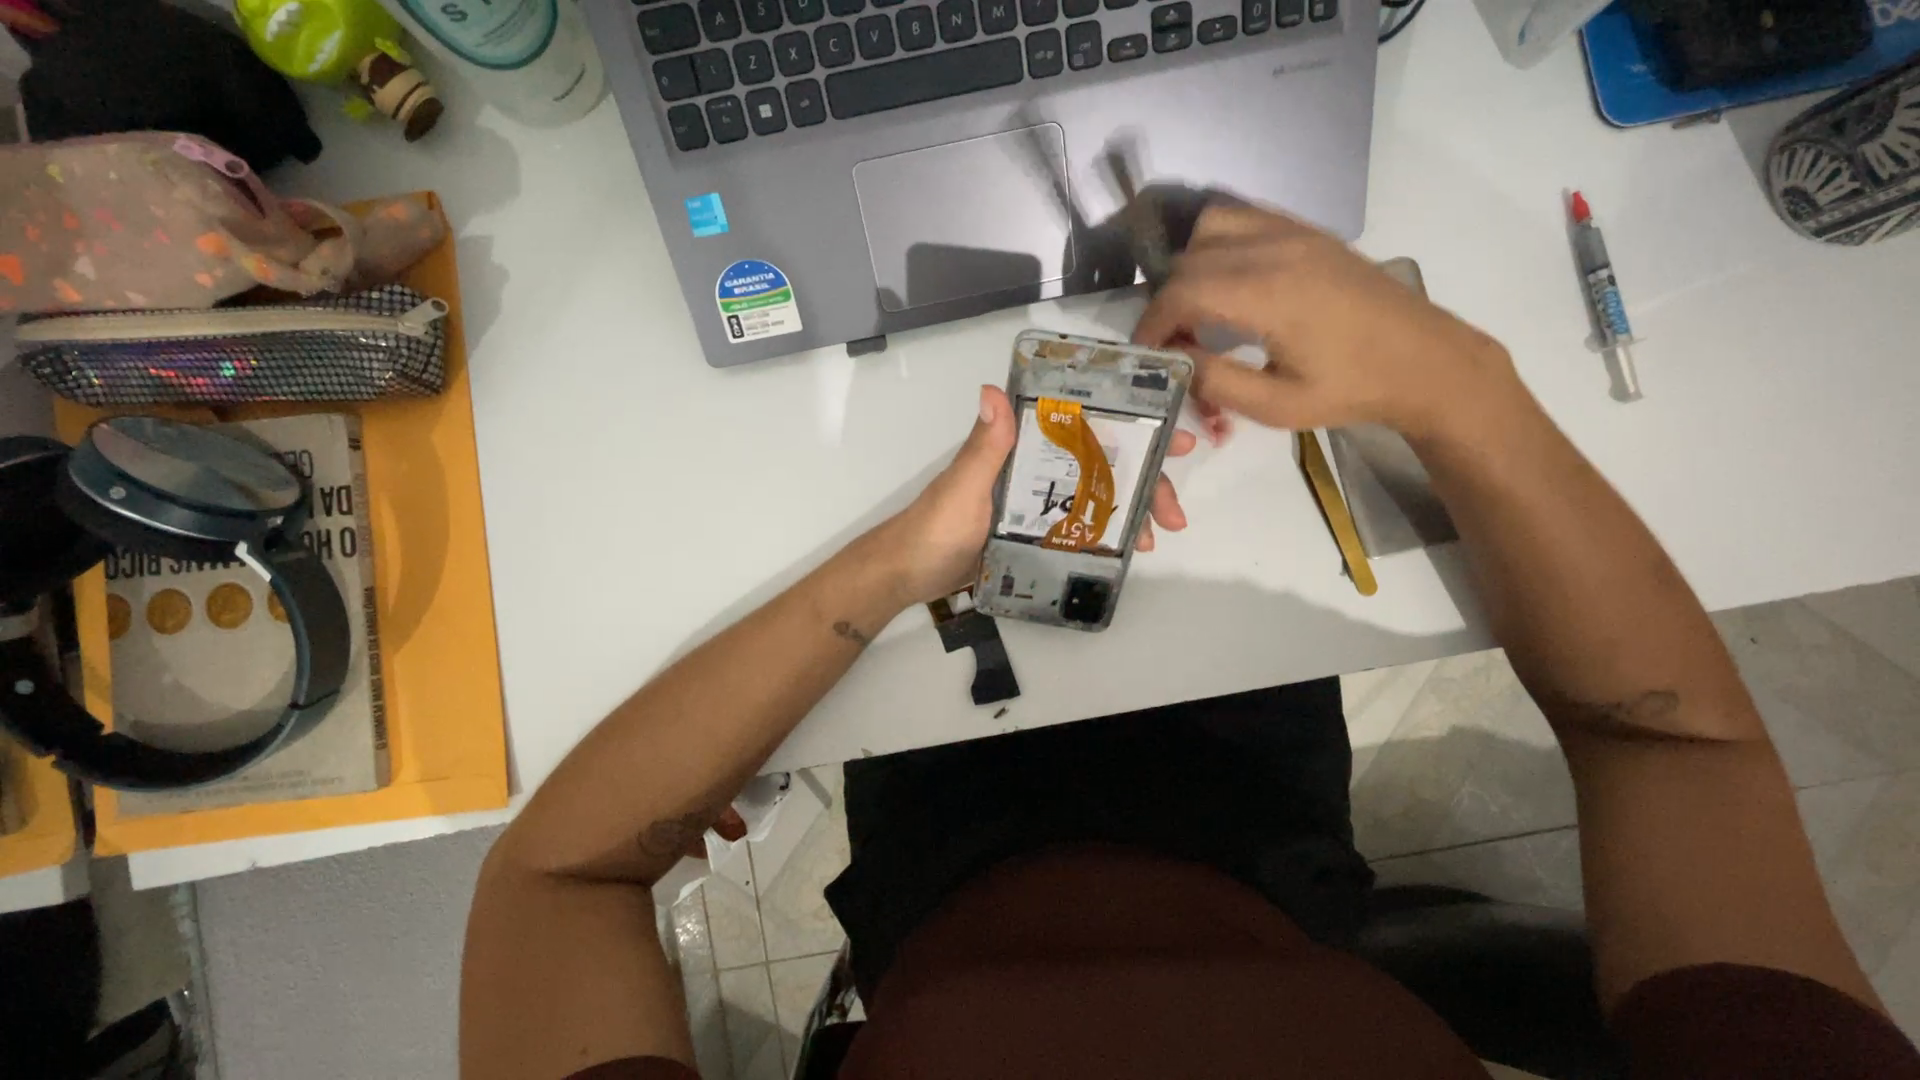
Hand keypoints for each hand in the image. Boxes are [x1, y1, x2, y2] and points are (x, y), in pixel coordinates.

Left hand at [872, 385, 1196, 607]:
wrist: (907, 574)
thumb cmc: (934, 527)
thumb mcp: (962, 487)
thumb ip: (984, 447)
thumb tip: (994, 389)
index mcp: (1020, 449)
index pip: (1083, 427)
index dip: (1129, 427)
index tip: (1172, 436)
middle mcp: (1034, 470)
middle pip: (1101, 466)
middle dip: (1144, 482)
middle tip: (1175, 511)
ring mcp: (1035, 503)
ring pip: (1096, 499)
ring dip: (1130, 513)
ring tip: (1152, 539)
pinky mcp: (1032, 534)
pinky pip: (1079, 529)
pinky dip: (1106, 536)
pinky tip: (1125, 550)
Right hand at [1132, 203, 1521, 439]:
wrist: (1426, 360)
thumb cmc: (1352, 389)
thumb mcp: (1277, 405)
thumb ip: (1215, 382)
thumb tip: (1173, 361)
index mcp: (1269, 294)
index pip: (1182, 292)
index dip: (1152, 323)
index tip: (1148, 353)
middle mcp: (1277, 248)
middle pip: (1189, 258)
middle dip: (1168, 301)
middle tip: (1174, 342)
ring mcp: (1295, 232)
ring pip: (1212, 224)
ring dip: (1190, 265)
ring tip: (1198, 307)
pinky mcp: (1308, 231)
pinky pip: (1244, 217)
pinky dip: (1218, 244)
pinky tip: (1227, 283)